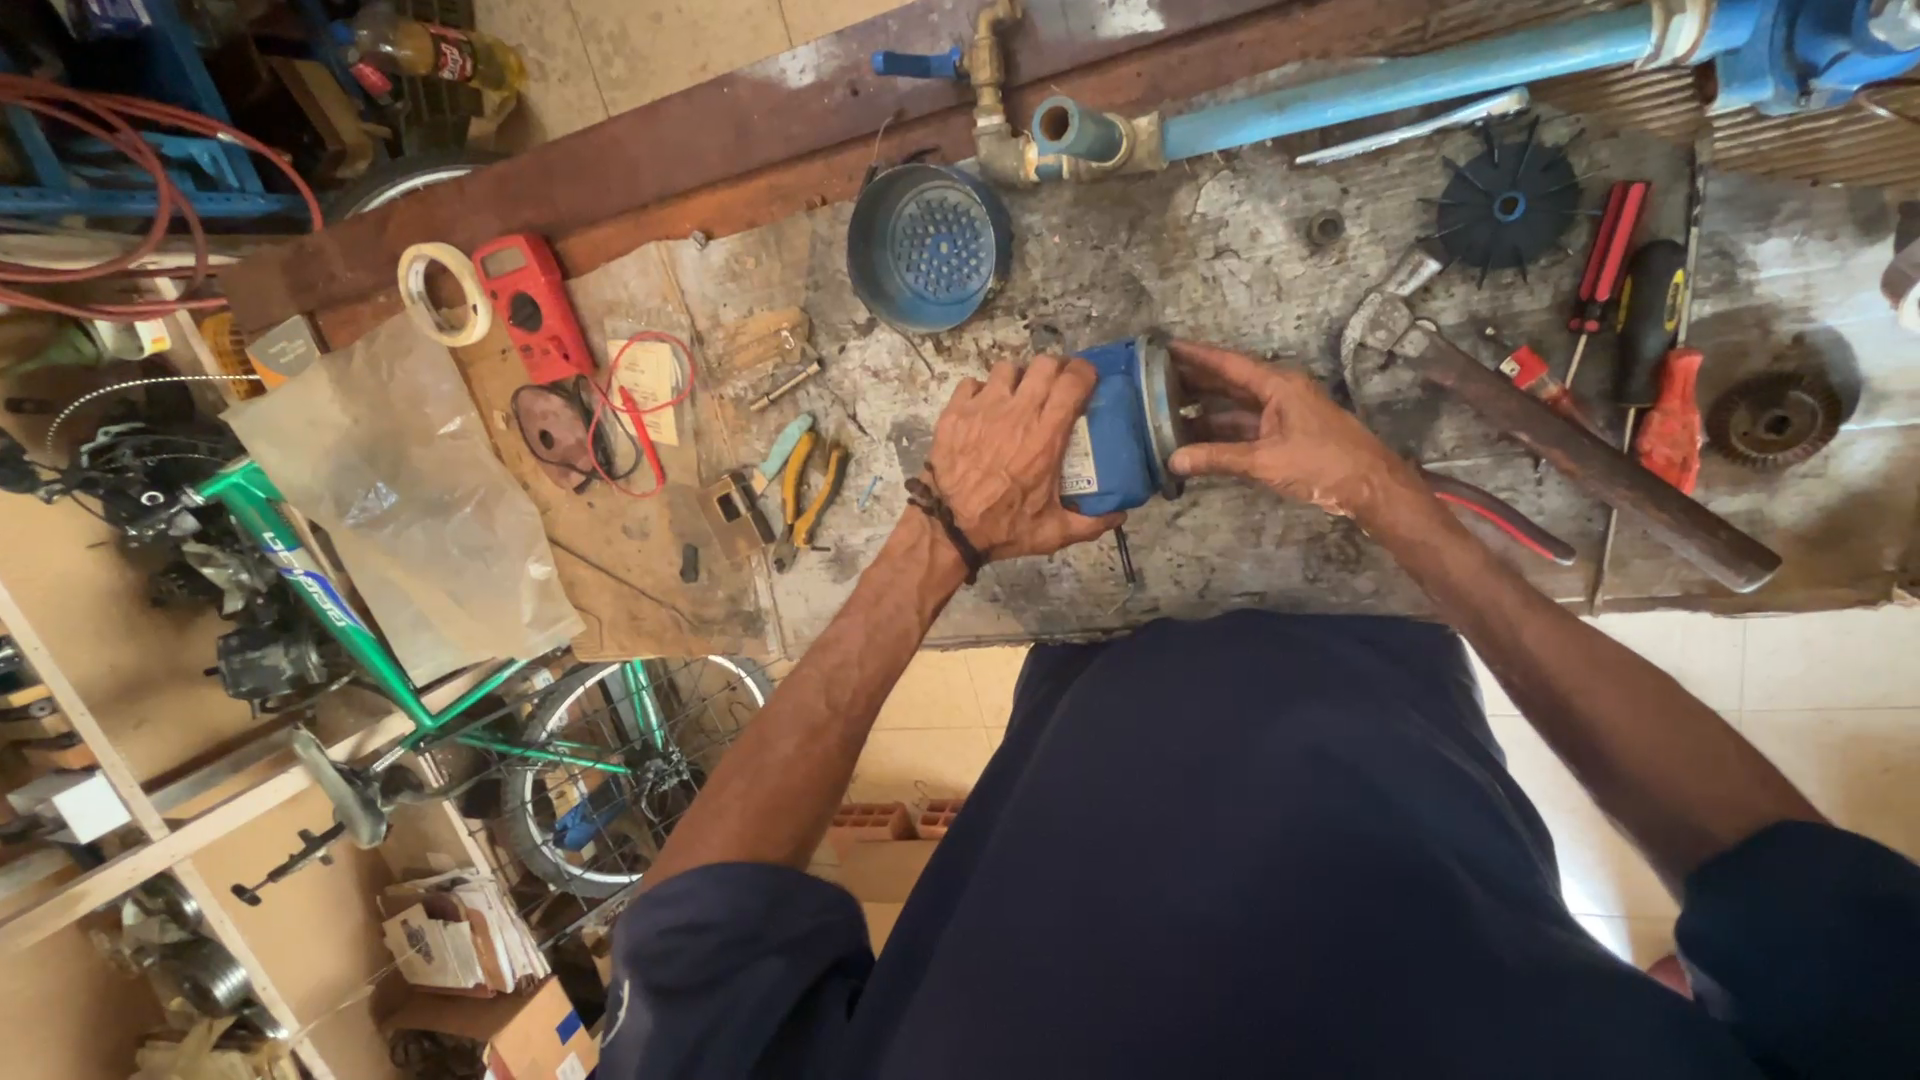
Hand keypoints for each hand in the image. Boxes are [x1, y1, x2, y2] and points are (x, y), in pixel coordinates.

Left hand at [925, 355, 1124, 560]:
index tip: (1088, 380)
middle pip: (1044, 365)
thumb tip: (1121, 514)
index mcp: (1045, 436)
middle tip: (1055, 387)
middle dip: (1055, 370)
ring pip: (1007, 368)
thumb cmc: (1003, 527)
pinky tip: (984, 409)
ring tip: (1017, 397)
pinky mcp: (955, 412)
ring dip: (1018, 379)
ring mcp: (982, 408)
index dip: (1084, 373)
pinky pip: (972, 383)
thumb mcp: (1054, 532)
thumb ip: (1092, 523)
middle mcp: (1017, 413)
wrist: (949, 528)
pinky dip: (981, 391)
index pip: (1072, 382)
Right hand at [1166, 339, 1417, 519]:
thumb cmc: (1322, 463)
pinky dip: (1220, 434)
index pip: (1229, 364)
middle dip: (1195, 381)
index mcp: (1278, 385)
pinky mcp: (1283, 437)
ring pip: (1235, 408)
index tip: (1167, 347)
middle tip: (1156, 379)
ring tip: (1166, 411)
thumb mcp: (1265, 461)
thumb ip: (1218, 458)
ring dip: (1205, 411)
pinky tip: (1195, 440)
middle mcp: (1278, 393)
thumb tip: (1174, 461)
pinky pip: (1244, 428)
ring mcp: (1282, 416)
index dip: (1197, 355)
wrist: (1368, 486)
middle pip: (1229, 383)